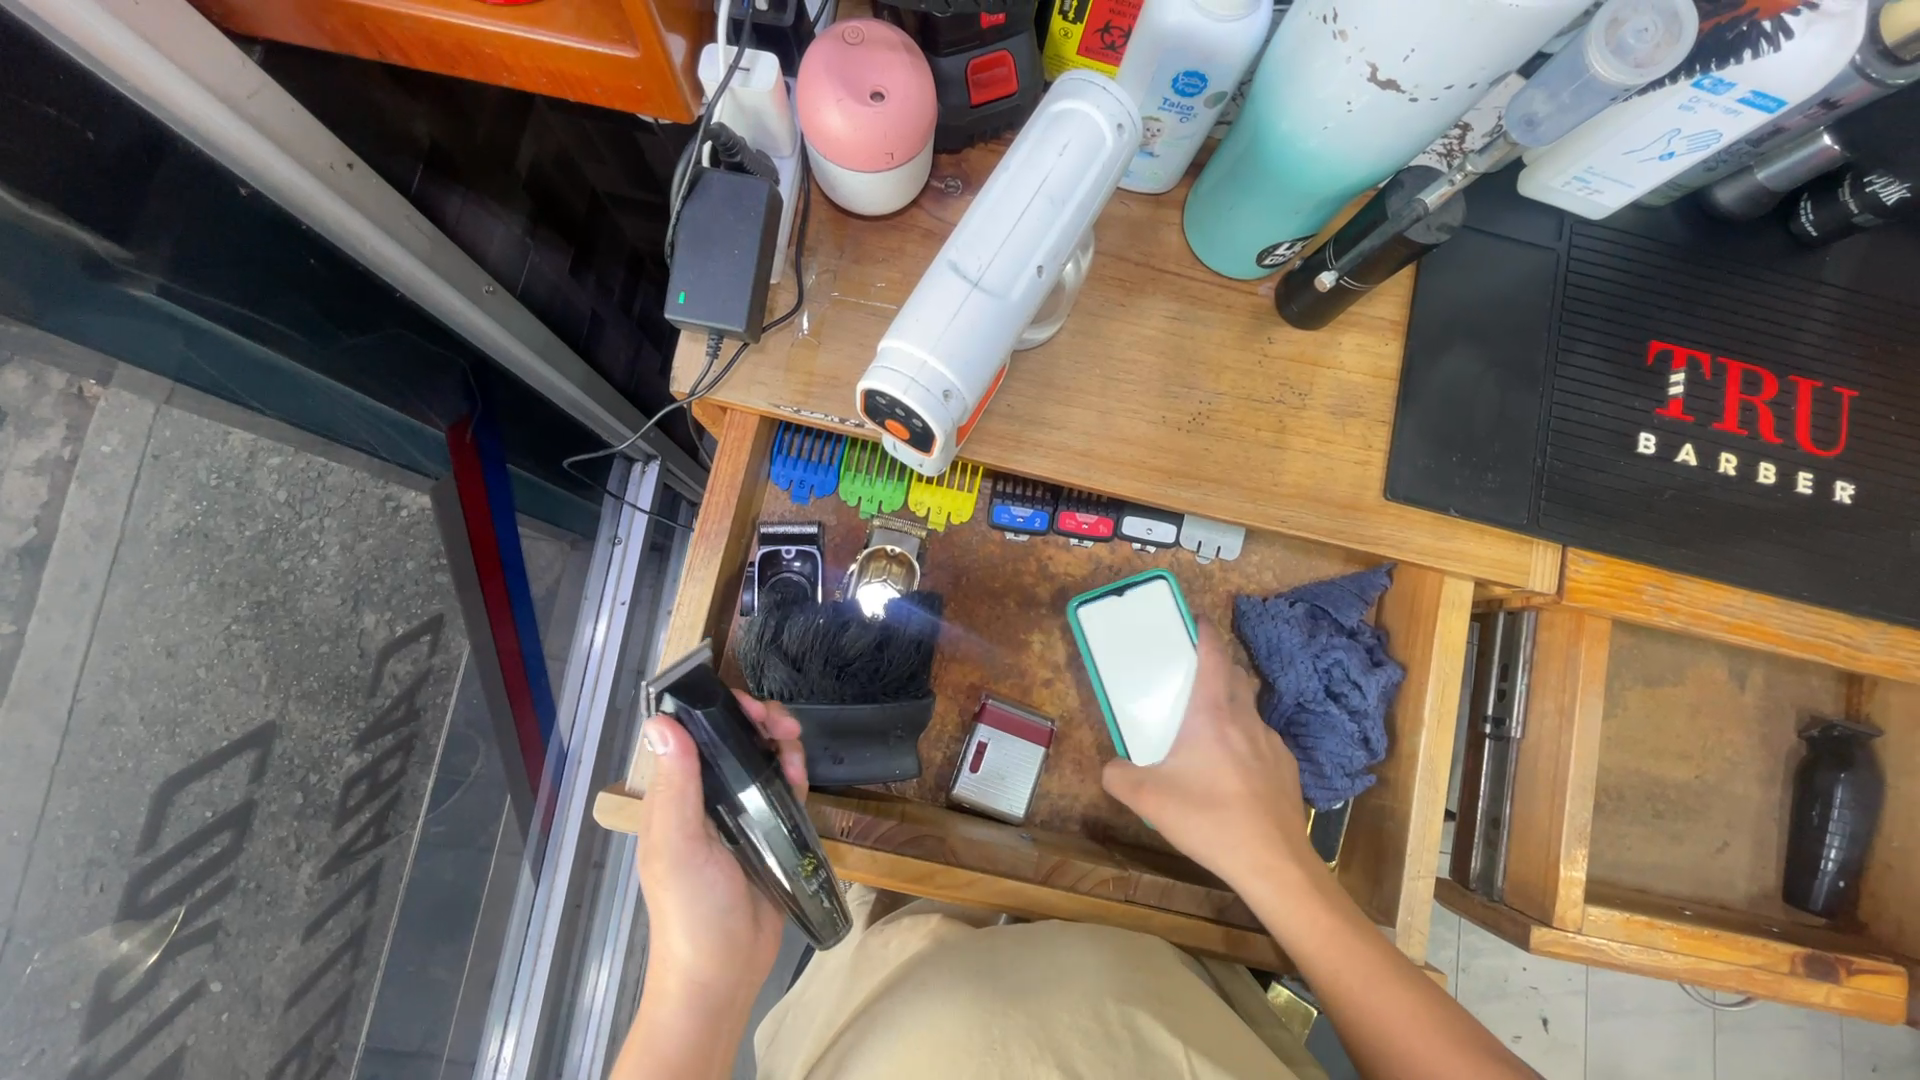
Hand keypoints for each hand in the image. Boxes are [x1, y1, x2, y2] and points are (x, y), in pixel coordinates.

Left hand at [634, 692, 806, 1011]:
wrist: (724, 972)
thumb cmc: (691, 909)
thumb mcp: (677, 844)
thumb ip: (675, 783)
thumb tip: (660, 720)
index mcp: (675, 796)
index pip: (693, 734)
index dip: (718, 710)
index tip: (747, 706)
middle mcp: (706, 798)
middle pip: (734, 741)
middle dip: (760, 723)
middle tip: (785, 726)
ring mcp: (739, 814)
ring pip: (762, 759)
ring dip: (781, 744)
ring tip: (795, 750)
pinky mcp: (770, 831)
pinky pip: (783, 789)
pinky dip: (793, 774)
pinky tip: (800, 775)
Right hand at [1101, 621, 1315, 892]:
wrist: (1273, 864)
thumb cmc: (1208, 820)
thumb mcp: (1146, 799)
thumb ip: (1117, 775)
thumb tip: (1110, 766)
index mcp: (1212, 714)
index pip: (1214, 655)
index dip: (1205, 632)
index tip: (1195, 621)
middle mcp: (1245, 719)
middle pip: (1236, 675)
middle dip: (1218, 665)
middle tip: (1193, 674)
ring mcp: (1272, 743)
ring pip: (1250, 709)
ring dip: (1231, 705)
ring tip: (1210, 728)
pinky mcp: (1287, 769)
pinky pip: (1262, 741)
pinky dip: (1245, 741)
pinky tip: (1233, 772)